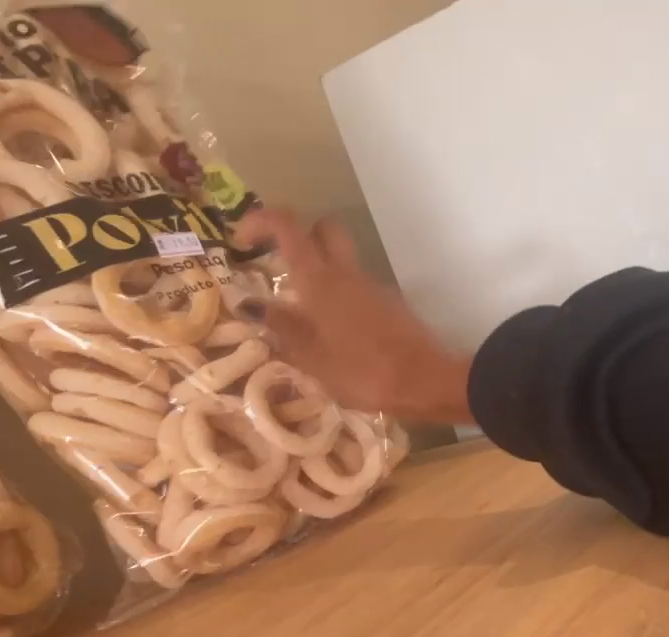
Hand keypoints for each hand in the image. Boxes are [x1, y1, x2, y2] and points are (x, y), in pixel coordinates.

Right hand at [233, 209, 473, 425]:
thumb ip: (283, 329)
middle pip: (323, 230)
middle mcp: (348, 275)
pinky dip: (341, 301)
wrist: (428, 383)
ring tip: (302, 317)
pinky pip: (359, 291)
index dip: (259, 221)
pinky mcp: (392, 308)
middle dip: (298, 237)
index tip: (241, 243)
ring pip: (343, 263)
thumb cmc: (365, 372)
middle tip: (278, 268)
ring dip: (320, 277)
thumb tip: (253, 305)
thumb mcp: (313, 358)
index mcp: (321, 280)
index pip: (287, 225)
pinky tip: (335, 337)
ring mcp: (374, 289)